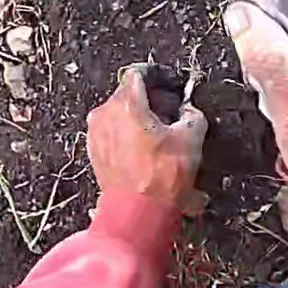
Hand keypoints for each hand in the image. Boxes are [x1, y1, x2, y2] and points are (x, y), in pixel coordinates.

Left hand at [86, 67, 207, 207]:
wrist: (138, 214)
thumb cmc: (162, 176)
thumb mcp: (191, 138)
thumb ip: (193, 115)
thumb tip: (189, 112)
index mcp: (127, 104)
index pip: (139, 73)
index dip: (159, 76)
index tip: (171, 85)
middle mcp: (106, 114)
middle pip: (129, 92)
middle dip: (152, 99)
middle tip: (172, 114)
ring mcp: (97, 133)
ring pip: (120, 112)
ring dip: (139, 116)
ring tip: (161, 135)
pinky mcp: (94, 151)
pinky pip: (112, 131)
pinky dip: (127, 133)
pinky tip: (146, 149)